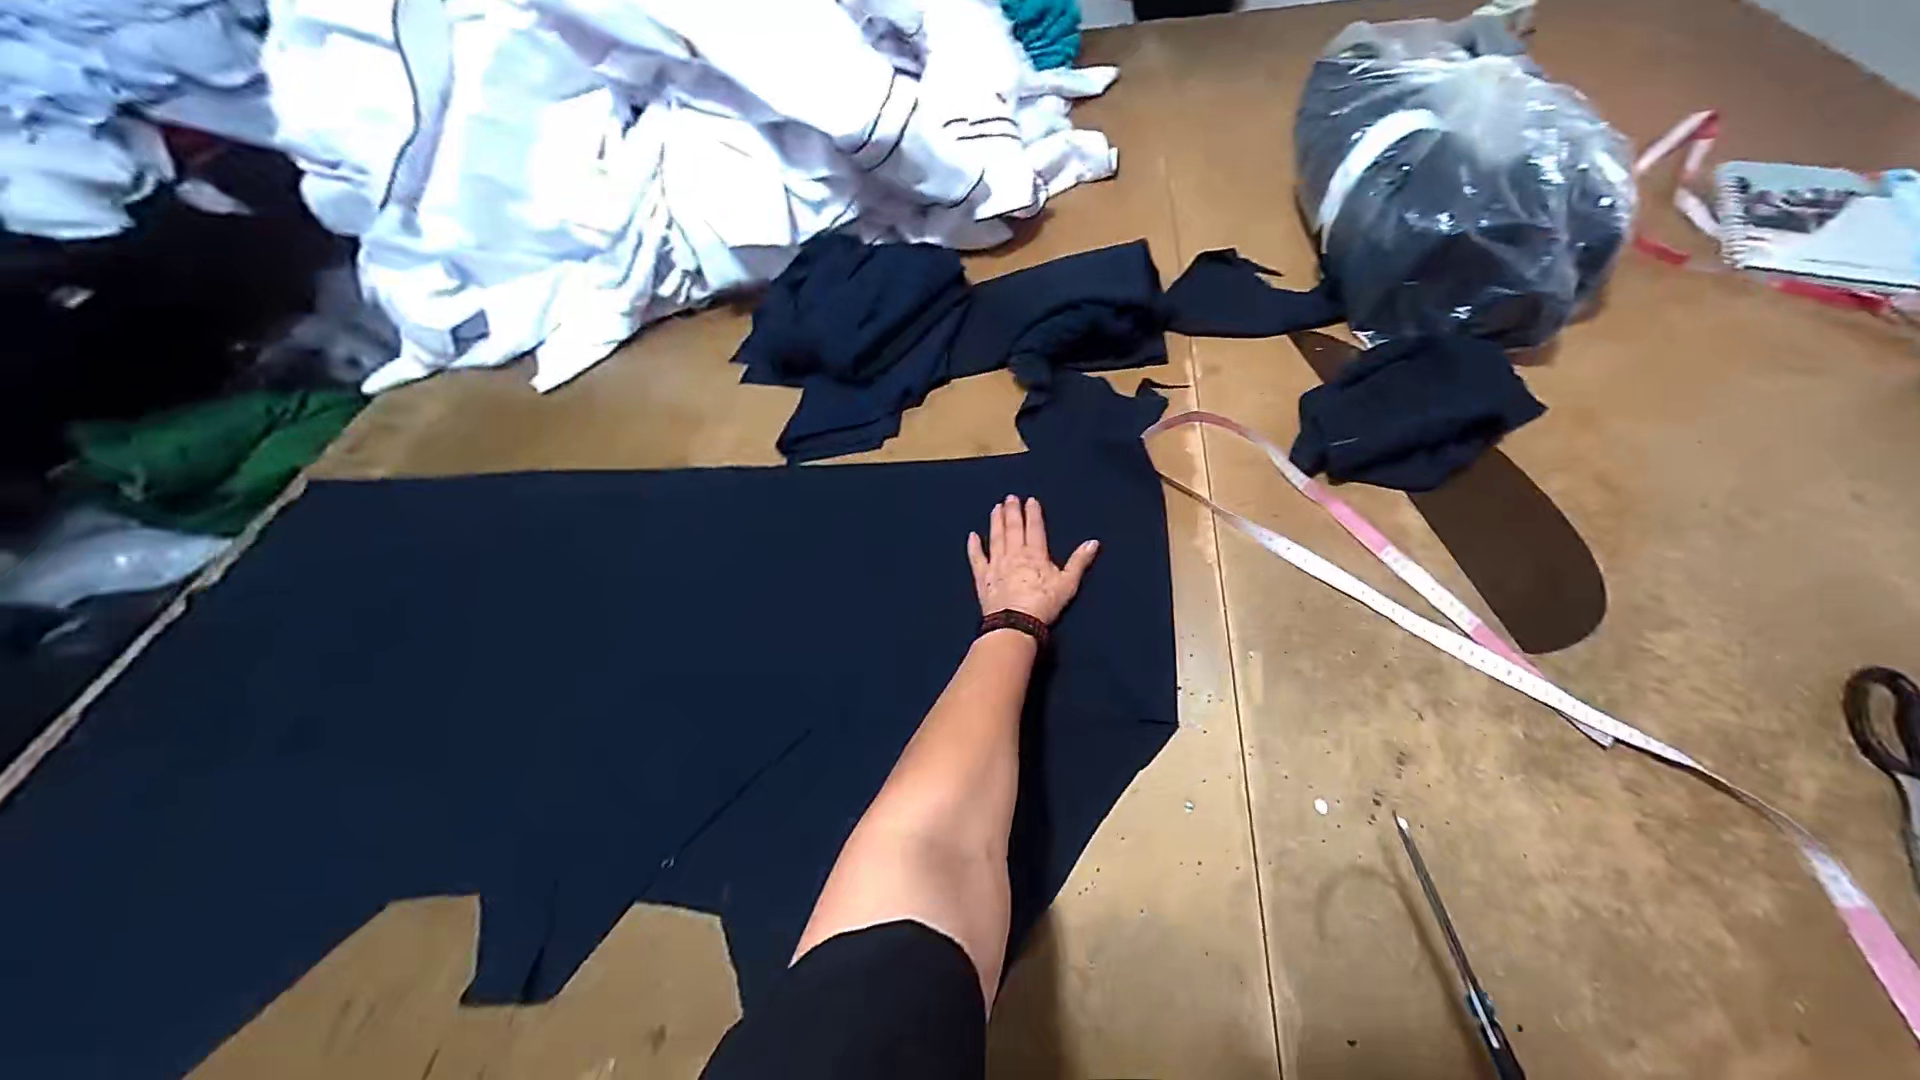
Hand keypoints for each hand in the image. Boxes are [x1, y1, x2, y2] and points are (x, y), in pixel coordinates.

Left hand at [966, 496, 1098, 625]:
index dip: (1033, 513)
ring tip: (996, 508)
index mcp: (1035, 554)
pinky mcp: (983, 578)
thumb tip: (1093, 542)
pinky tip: (972, 536)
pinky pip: (977, 559)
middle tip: (1009, 497)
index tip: (1030, 500)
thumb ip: (1079, 562)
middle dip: (1012, 512)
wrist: (1015, 623)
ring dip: (996, 522)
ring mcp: (996, 565)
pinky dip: (974, 547)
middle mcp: (1014, 555)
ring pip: (996, 538)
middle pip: (1013, 529)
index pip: (1034, 528)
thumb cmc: (1044, 605)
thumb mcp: (1068, 583)